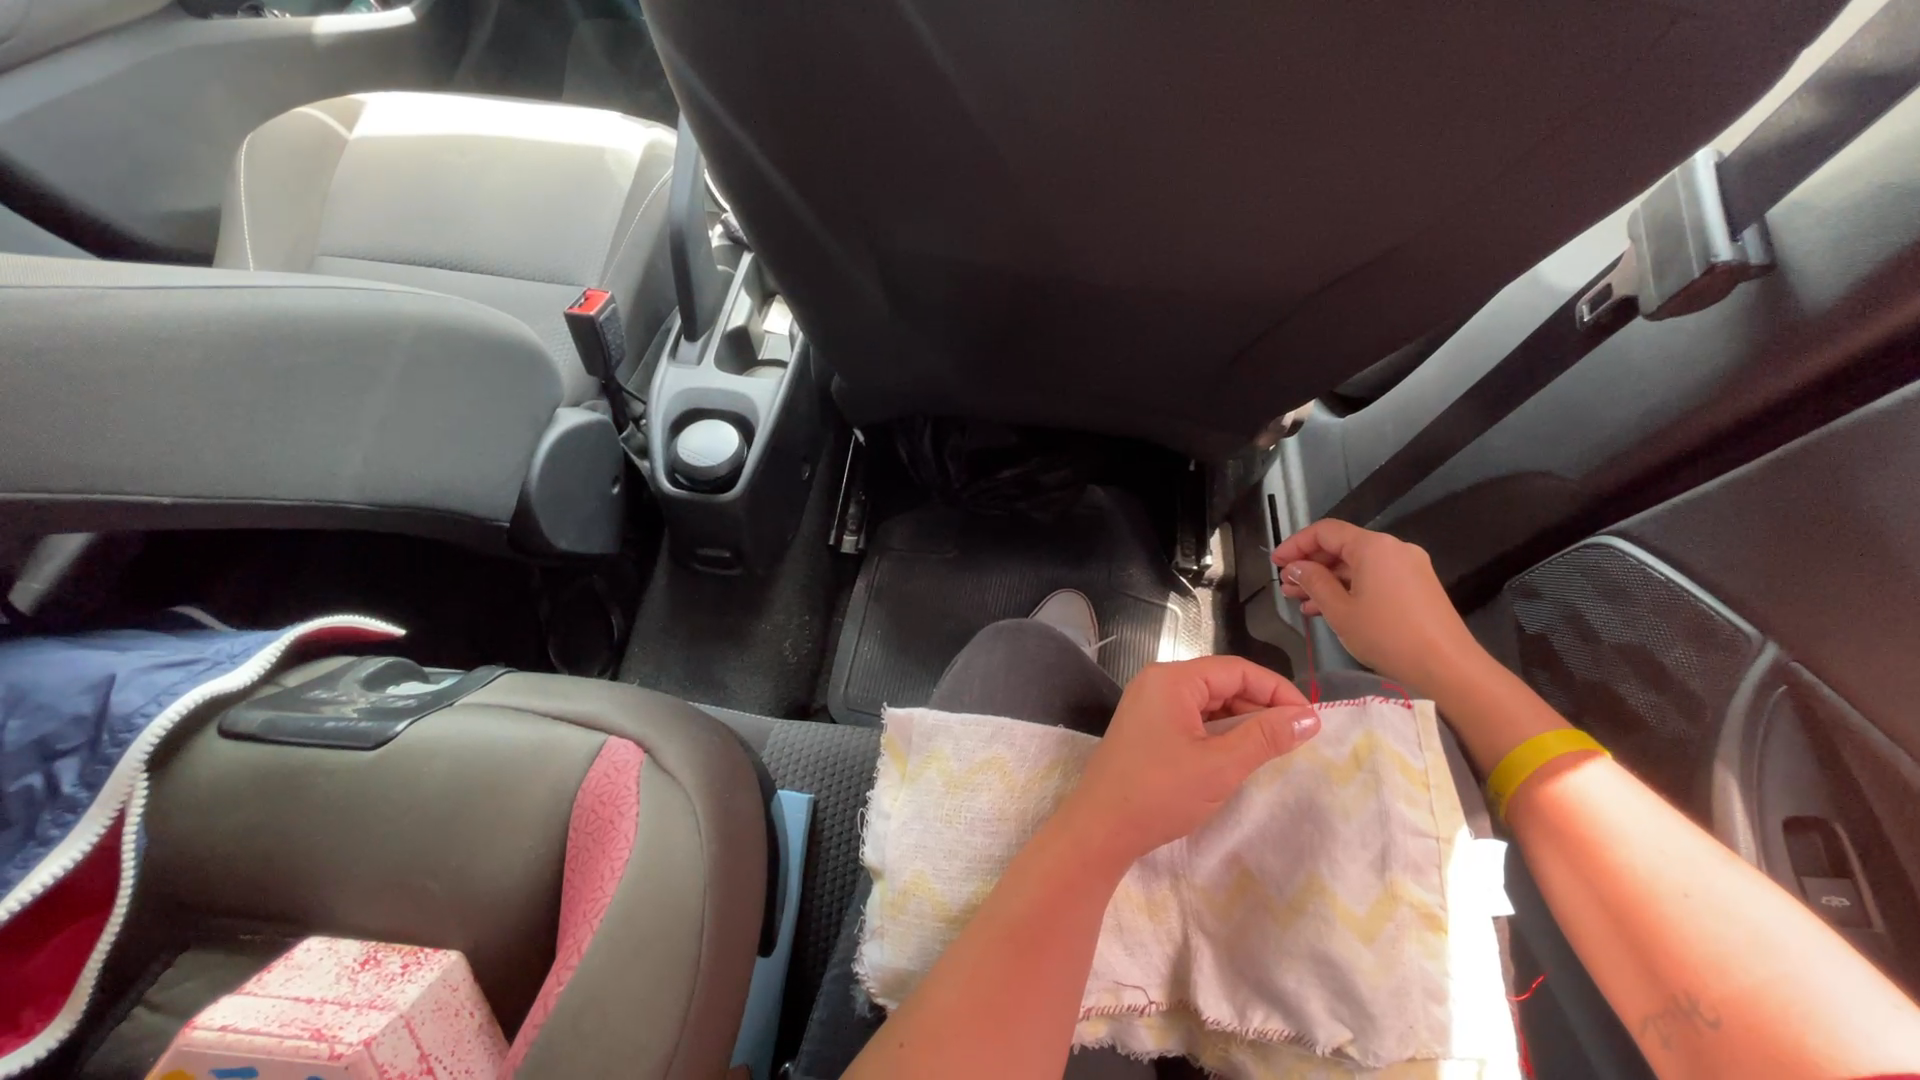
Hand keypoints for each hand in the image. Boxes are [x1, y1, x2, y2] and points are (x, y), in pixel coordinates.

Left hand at [1054, 656, 1319, 868]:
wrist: (1100, 829)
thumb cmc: (1160, 793)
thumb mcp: (1221, 765)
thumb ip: (1266, 737)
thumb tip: (1309, 718)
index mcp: (1172, 680)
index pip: (1237, 670)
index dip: (1278, 690)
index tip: (1310, 719)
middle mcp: (1158, 683)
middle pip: (1222, 682)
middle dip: (1261, 705)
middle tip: (1296, 737)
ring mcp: (1148, 705)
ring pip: (1208, 702)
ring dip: (1242, 720)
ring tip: (1273, 747)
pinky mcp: (1146, 728)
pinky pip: (1192, 718)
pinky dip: (1218, 732)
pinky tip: (1238, 753)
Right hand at [1270, 519, 1492, 697]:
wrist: (1448, 666)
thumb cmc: (1387, 635)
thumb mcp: (1339, 610)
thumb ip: (1313, 582)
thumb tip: (1296, 567)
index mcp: (1373, 546)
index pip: (1324, 531)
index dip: (1295, 544)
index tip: (1275, 564)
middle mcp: (1393, 548)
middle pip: (1342, 546)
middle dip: (1310, 565)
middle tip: (1286, 587)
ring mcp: (1408, 566)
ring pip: (1357, 564)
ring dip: (1327, 579)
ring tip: (1302, 601)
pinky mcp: (1417, 585)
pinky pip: (1374, 577)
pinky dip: (1349, 588)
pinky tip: (1330, 609)